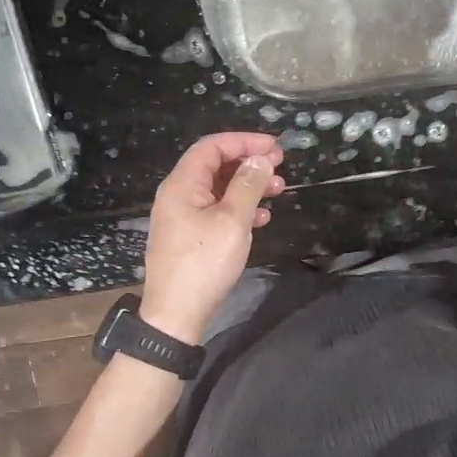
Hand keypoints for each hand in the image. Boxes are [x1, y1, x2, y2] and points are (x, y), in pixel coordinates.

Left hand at [140, 133, 286, 343]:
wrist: (176, 314)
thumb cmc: (204, 263)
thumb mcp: (232, 221)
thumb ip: (247, 186)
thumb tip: (260, 159)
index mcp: (182, 185)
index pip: (212, 147)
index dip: (244, 142)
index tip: (276, 148)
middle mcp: (178, 195)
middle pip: (215, 166)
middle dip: (249, 164)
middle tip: (280, 168)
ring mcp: (182, 217)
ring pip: (219, 190)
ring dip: (248, 187)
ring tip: (278, 192)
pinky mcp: (190, 237)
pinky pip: (216, 211)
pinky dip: (240, 209)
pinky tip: (261, 219)